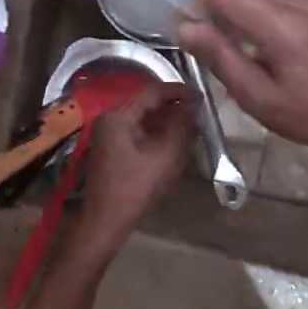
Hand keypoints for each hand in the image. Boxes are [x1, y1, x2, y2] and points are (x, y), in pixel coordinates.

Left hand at [68, 84, 195, 257]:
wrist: (106, 217)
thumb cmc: (137, 186)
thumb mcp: (166, 154)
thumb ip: (181, 125)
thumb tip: (193, 104)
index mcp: (119, 115)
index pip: (152, 91)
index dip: (178, 91)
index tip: (201, 95)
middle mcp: (109, 117)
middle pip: (146, 103)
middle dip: (173, 106)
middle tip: (199, 111)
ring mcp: (107, 132)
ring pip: (142, 117)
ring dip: (165, 120)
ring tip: (191, 125)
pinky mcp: (110, 146)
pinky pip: (136, 130)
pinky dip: (155, 132)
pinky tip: (173, 139)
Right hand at [175, 0, 307, 162]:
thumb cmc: (305, 114)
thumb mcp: (255, 96)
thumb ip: (219, 57)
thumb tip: (183, 26)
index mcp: (281, 28)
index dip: (199, 4)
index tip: (185, 25)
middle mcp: (296, 4)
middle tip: (199, 26)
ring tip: (221, 20)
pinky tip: (249, 13)